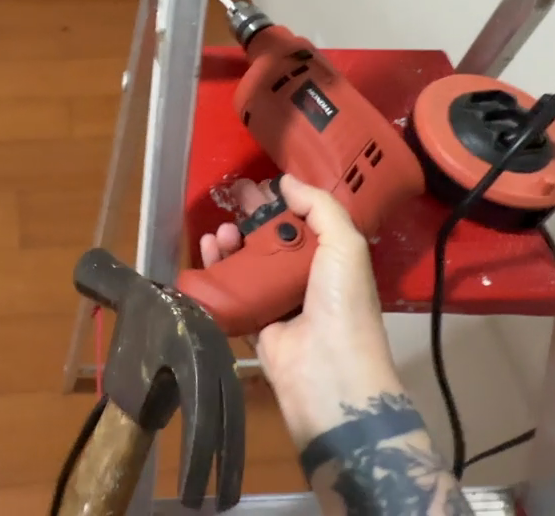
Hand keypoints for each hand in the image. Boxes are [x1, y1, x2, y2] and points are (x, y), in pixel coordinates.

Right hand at [200, 175, 403, 446]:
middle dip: (252, 214)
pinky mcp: (252, 321)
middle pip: (270, 238)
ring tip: (222, 229)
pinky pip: (230, 288)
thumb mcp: (345, 245)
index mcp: (330, 260)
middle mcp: (304, 278)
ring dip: (232, 239)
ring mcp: (277, 300)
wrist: (329, 374)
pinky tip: (208, 248)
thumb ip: (320, 207)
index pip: (302, 222)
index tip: (260, 183)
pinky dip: (216, 267)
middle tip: (232, 194)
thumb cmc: (342, 304)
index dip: (281, 201)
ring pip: (247, 261)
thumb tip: (288, 181)